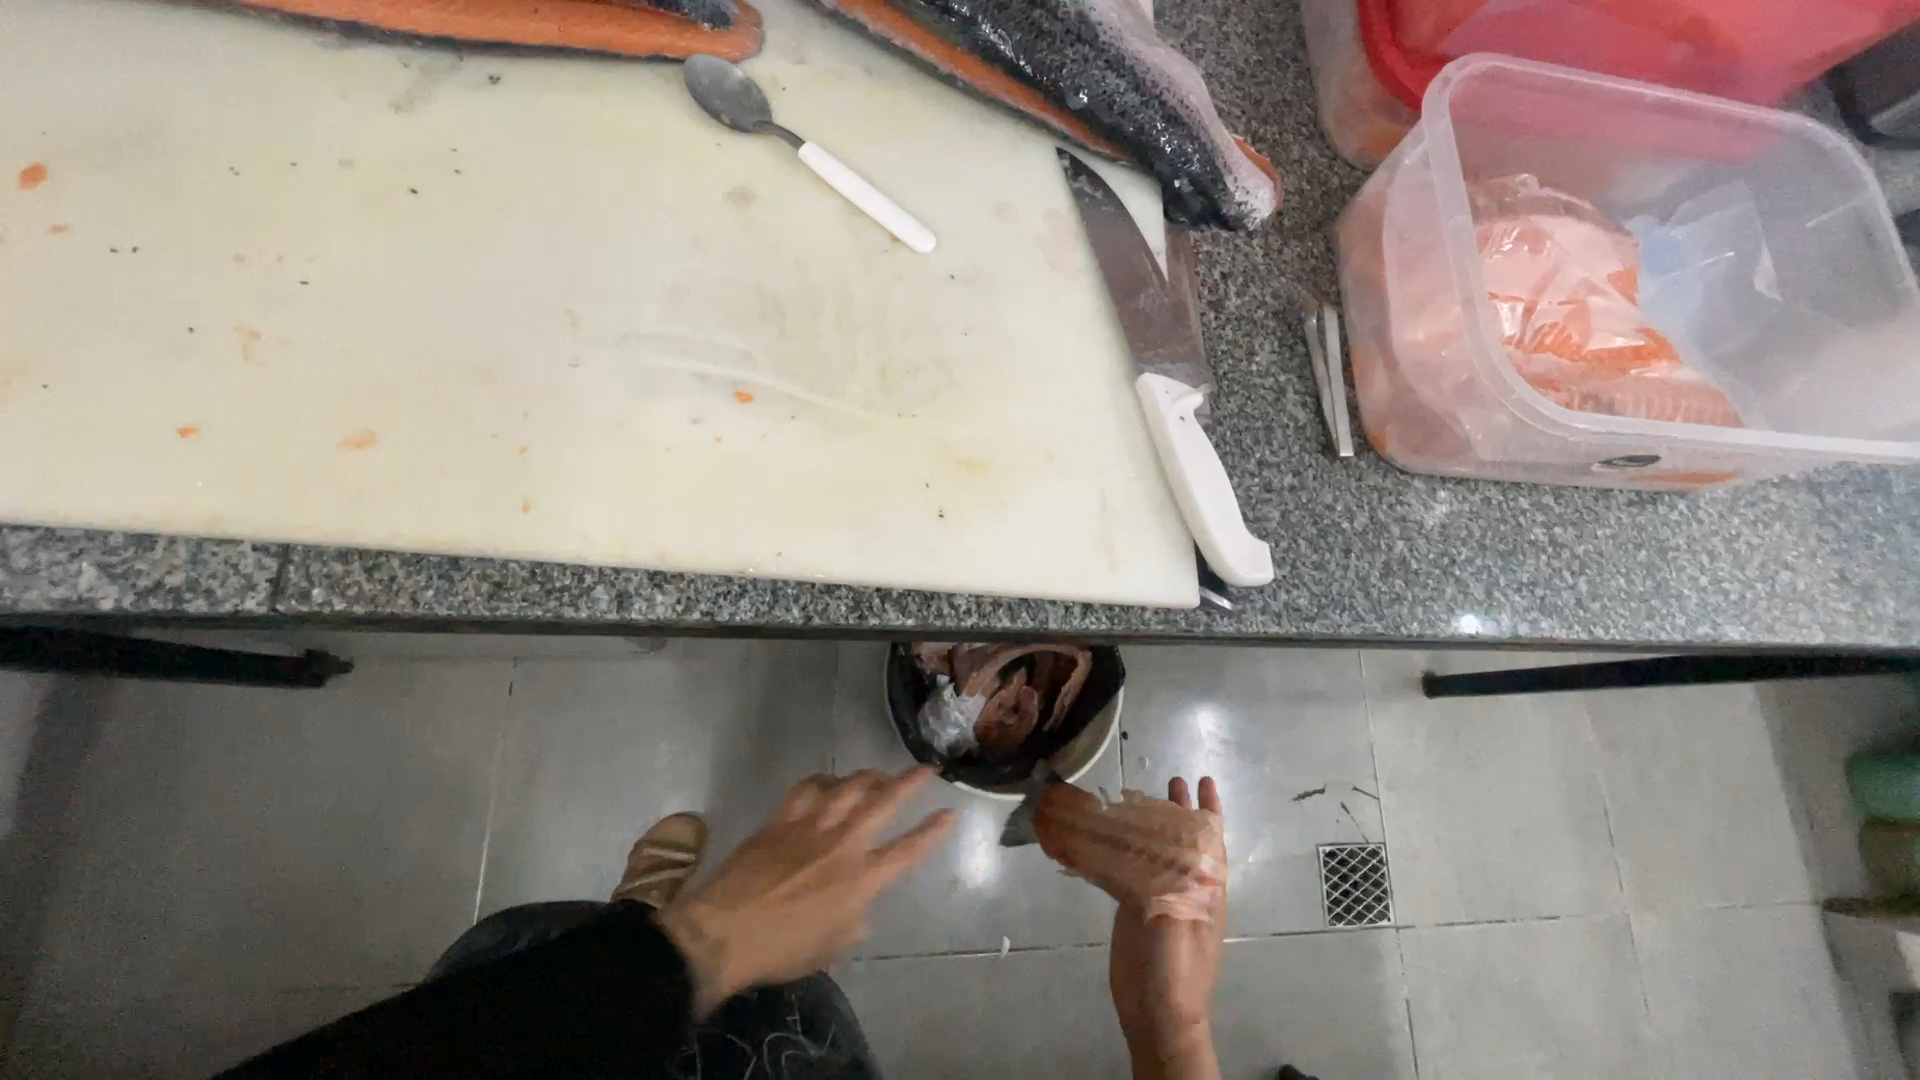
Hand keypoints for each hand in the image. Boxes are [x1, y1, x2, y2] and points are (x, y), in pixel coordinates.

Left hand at [654, 768, 954, 1016]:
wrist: (726, 933)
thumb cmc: (782, 950)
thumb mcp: (830, 949)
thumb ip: (853, 924)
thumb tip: (860, 911)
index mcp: (862, 879)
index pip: (908, 849)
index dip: (933, 831)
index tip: (950, 812)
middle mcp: (843, 844)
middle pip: (884, 802)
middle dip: (910, 782)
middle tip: (925, 769)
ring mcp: (811, 827)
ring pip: (848, 787)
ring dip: (868, 776)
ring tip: (878, 774)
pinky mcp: (782, 820)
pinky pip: (808, 789)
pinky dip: (823, 781)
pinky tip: (828, 783)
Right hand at [1109, 776, 1224, 1079]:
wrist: (1157, 1012)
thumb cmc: (1175, 966)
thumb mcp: (1177, 917)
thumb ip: (1168, 878)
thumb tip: (1161, 840)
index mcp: (1204, 888)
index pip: (1209, 839)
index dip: (1209, 810)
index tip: (1205, 781)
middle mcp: (1184, 887)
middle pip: (1182, 839)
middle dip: (1180, 810)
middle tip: (1172, 779)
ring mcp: (1159, 898)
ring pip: (1155, 851)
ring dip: (1150, 825)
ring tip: (1138, 798)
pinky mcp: (1134, 910)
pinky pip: (1128, 870)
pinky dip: (1120, 850)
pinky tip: (1106, 838)